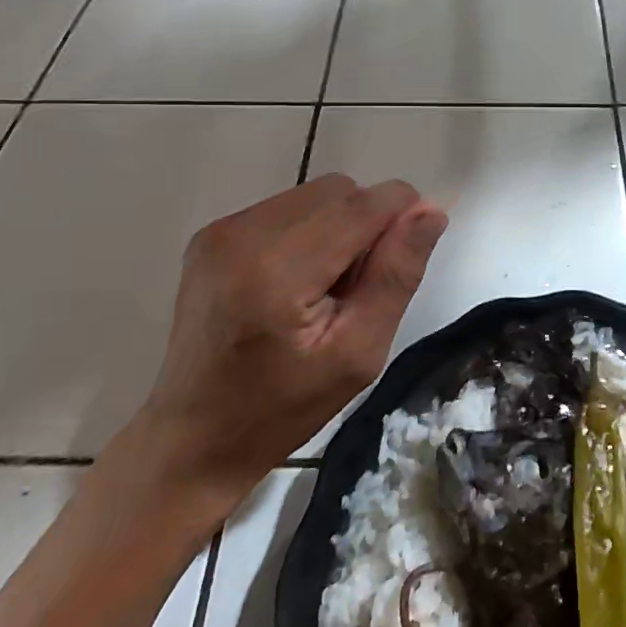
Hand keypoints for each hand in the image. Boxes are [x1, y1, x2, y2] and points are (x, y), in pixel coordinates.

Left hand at [0, 177, 445, 626]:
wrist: (195, 435)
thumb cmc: (284, 408)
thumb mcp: (357, 354)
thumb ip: (395, 276)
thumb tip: (430, 212)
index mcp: (278, 270)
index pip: (361, 204)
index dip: (401, 212)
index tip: (411, 249)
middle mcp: (242, 234)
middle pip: (338, 191)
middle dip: (367, 224)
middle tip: (358, 287)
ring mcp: (220, 230)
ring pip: (312, 195)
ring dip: (337, 226)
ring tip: (324, 287)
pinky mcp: (210, 234)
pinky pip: (284, 208)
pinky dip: (307, 232)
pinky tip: (295, 281)